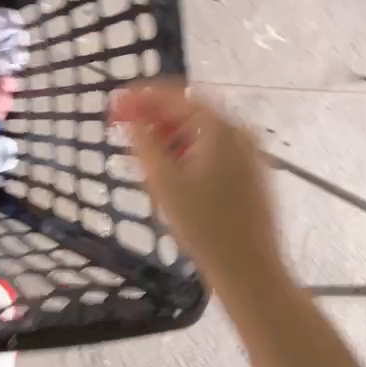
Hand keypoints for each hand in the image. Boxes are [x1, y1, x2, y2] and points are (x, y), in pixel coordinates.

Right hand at [111, 80, 286, 288]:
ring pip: (201, 131)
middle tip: (123, 124)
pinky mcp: (251, 173)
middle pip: (189, 110)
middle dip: (154, 114)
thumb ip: (142, 142)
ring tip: (142, 147)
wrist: (249, 270)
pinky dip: (188, 148)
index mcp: (219, 127)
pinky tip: (170, 166)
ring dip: (170, 132)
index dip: (140, 96)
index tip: (113, 103)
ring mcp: (250, 152)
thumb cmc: (203, 225)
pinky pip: (214, 148)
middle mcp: (239, 132)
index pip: (174, 96)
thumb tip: (130, 117)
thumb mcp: (163, 181)